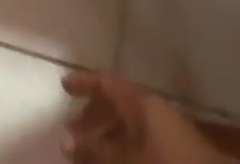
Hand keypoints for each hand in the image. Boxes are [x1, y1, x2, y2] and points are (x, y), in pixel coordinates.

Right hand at [63, 73, 223, 163]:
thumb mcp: (125, 159)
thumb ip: (95, 149)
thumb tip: (64, 140)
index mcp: (141, 103)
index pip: (106, 83)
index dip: (84, 83)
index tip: (63, 86)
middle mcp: (154, 109)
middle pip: (117, 103)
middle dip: (93, 115)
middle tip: (71, 130)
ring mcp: (168, 129)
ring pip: (130, 124)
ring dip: (107, 134)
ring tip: (89, 152)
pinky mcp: (176, 149)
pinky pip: (142, 139)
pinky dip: (124, 146)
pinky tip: (114, 161)